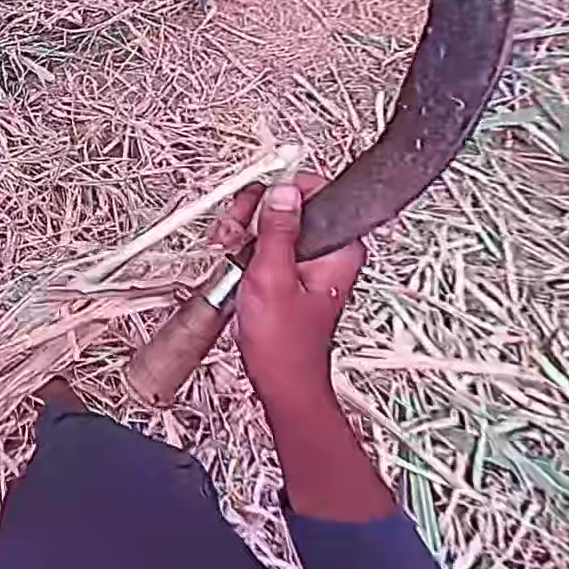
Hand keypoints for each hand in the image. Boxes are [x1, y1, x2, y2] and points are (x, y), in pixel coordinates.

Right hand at [232, 176, 365, 408]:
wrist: (278, 376)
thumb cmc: (283, 341)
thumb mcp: (272, 277)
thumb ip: (277, 231)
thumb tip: (283, 192)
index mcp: (338, 248)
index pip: (313, 193)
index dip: (277, 195)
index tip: (253, 206)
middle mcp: (326, 250)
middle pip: (286, 204)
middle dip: (251, 214)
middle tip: (236, 234)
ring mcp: (304, 260)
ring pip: (269, 222)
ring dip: (240, 231)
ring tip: (229, 250)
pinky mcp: (286, 269)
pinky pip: (261, 241)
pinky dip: (241, 246)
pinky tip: (231, 259)